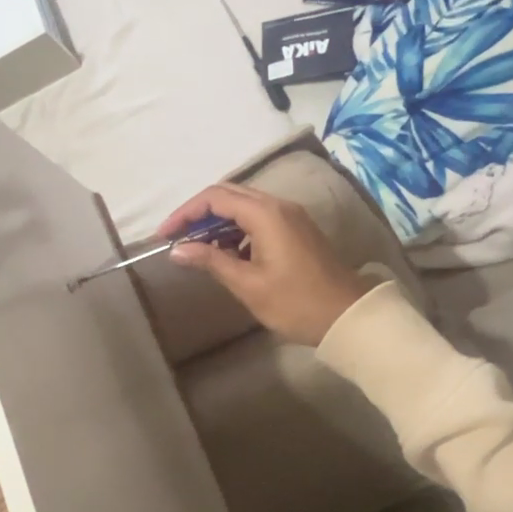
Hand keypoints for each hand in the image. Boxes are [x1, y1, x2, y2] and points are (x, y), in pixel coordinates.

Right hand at [158, 183, 369, 346]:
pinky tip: (225, 253)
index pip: (215, 198)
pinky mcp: (296, 228)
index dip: (185, 213)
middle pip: (228, 195)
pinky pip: (258, 217)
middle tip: (176, 237)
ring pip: (243, 205)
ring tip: (196, 247)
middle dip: (198, 213)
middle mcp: (277, 205)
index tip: (165, 234)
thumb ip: (211, 261)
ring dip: (217, 221)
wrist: (348, 316)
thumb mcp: (248, 284)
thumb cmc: (296, 302)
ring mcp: (289, 215)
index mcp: (265, 214)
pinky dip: (236, 229)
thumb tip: (177, 250)